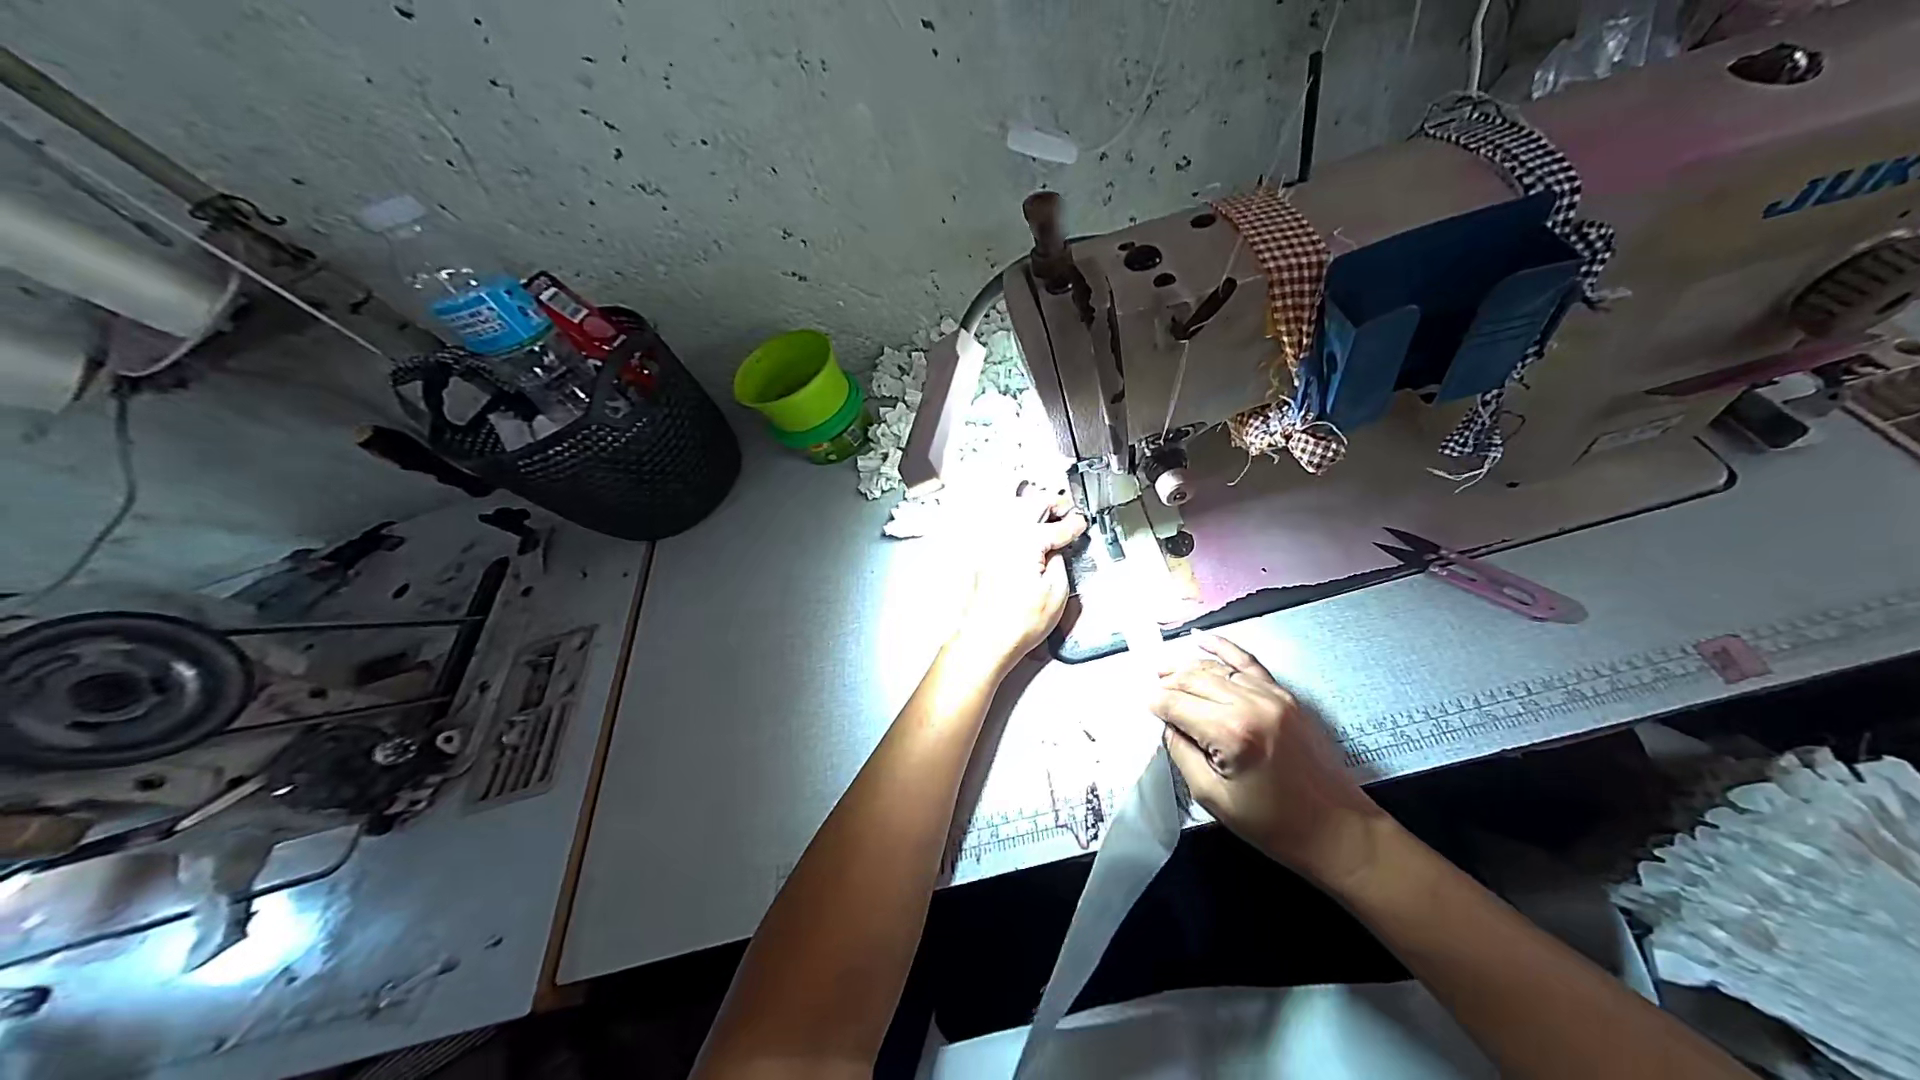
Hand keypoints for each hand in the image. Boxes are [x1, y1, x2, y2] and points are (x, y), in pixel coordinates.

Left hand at [951, 485, 1086, 669]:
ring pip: (1010, 512)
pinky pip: (999, 528)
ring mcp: (989, 546)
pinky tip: (1023, 532)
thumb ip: (1060, 562)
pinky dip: (1014, 523)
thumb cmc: (1015, 624)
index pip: (1056, 526)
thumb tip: (1058, 552)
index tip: (1080, 524)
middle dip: (1051, 504)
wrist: (985, 641)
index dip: (1073, 523)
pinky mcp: (981, 558)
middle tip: (1064, 509)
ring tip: (1045, 514)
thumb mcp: (1056, 592)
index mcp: (1025, 542)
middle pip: (1029, 505)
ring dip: (1030, 508)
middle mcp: (1003, 539)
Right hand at [1150, 634, 1386, 887]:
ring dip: (1188, 668)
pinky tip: (1203, 639)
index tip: (1145, 709)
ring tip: (1166, 671)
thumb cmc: (1274, 825)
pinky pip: (1249, 663)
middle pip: (1194, 679)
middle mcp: (1250, 704)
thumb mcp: (1212, 797)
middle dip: (1168, 683)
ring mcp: (1272, 696)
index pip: (1176, 703)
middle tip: (1152, 691)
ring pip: (1217, 669)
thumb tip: (1169, 725)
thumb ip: (1182, 753)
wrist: (1339, 831)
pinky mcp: (1286, 697)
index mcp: (1230, 733)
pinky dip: (1224, 648)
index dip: (1155, 705)